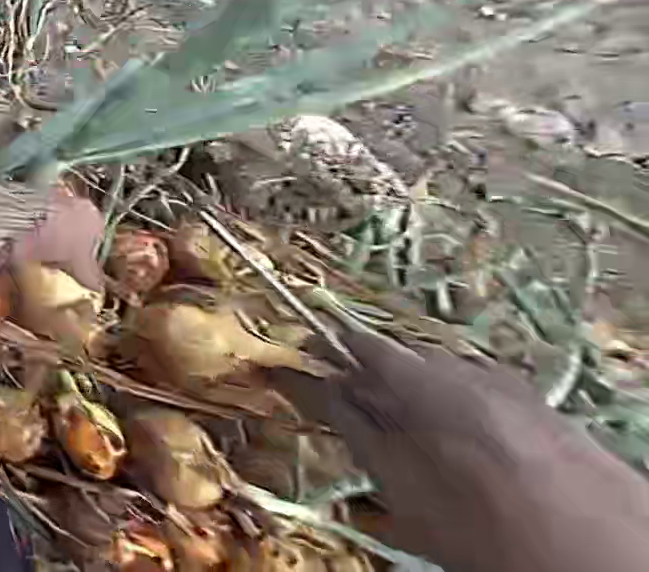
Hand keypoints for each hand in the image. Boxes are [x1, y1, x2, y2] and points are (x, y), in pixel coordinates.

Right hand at [278, 330, 648, 571]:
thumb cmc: (486, 533)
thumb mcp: (400, 485)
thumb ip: (354, 425)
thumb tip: (319, 385)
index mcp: (431, 383)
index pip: (361, 343)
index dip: (329, 348)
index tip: (308, 361)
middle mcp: (480, 377)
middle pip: (409, 356)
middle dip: (379, 374)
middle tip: (360, 403)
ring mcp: (530, 399)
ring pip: (455, 376)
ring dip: (424, 390)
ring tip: (414, 428)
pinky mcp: (568, 426)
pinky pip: (497, 398)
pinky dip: (468, 408)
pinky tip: (468, 446)